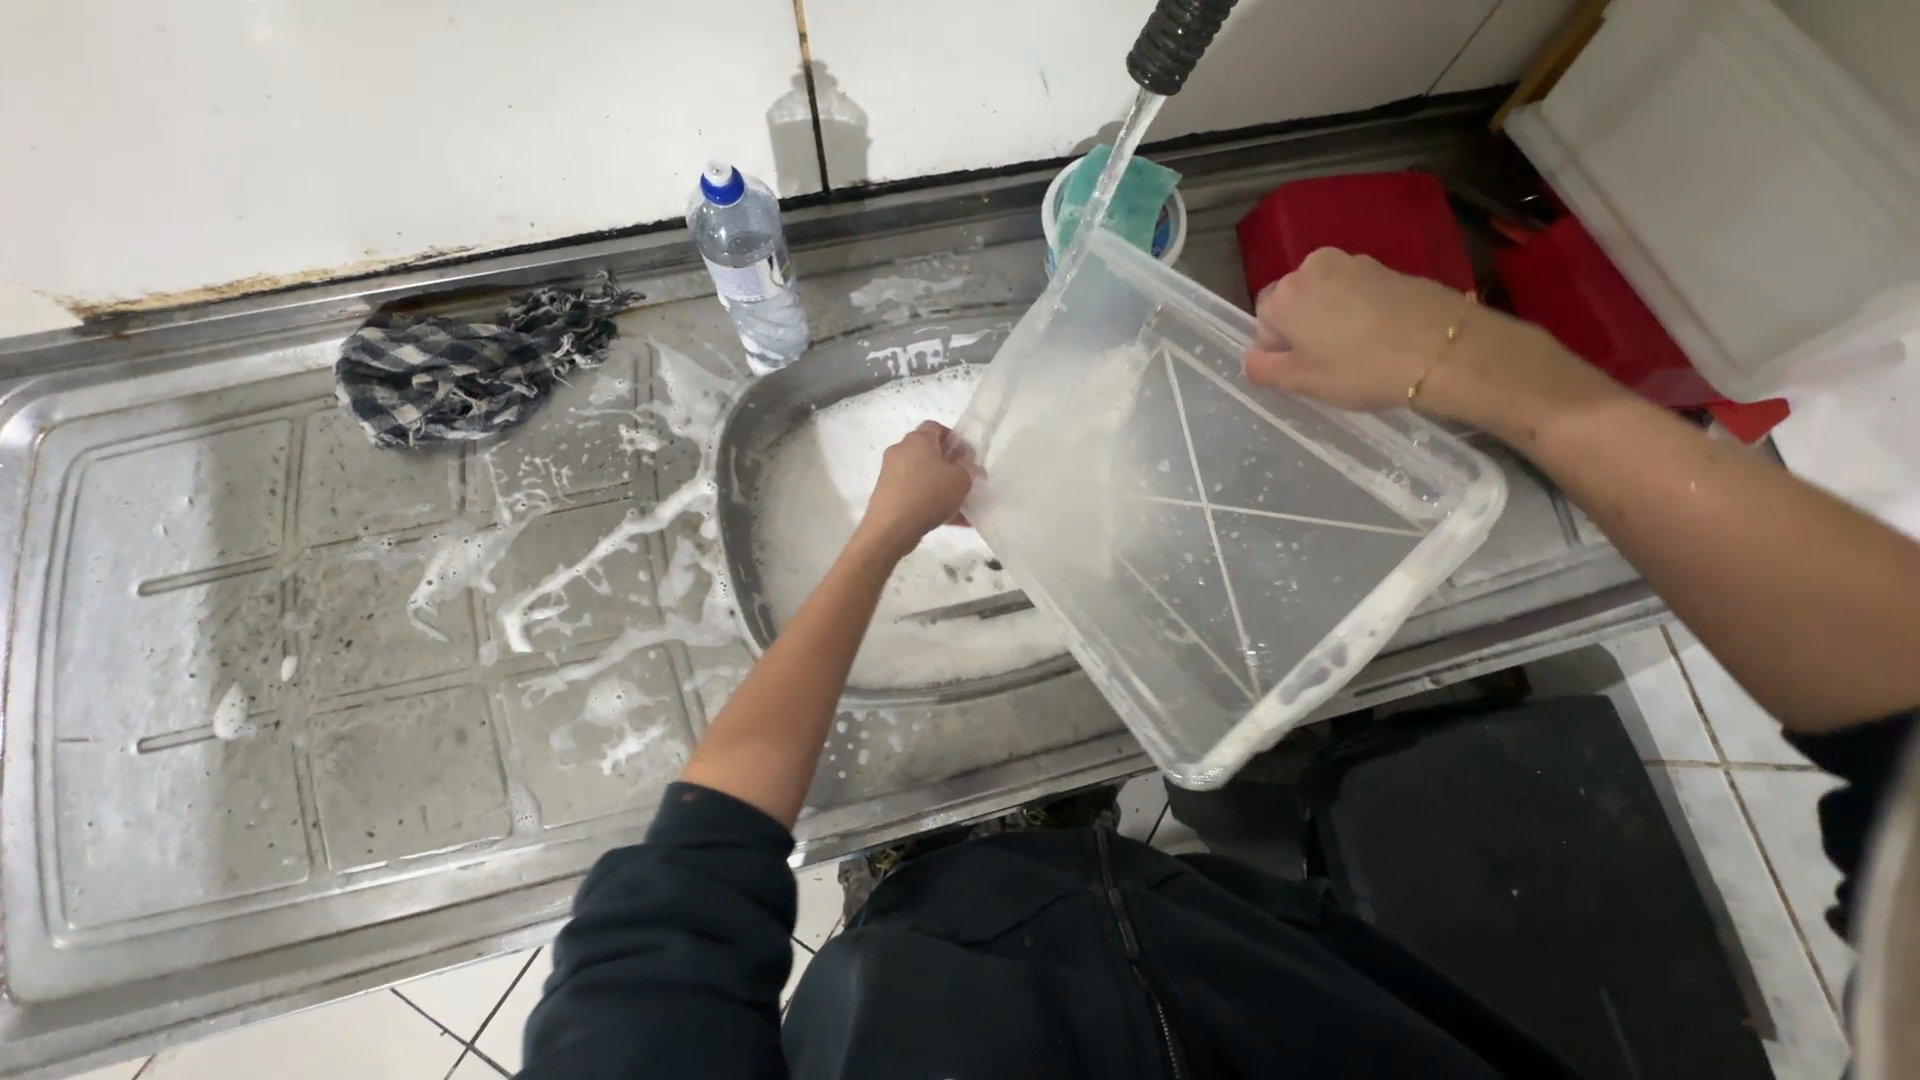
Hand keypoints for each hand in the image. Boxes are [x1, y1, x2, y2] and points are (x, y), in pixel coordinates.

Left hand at [855, 421, 974, 558]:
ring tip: (961, 508)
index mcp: (918, 440)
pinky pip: (914, 494)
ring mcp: (890, 473)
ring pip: (923, 477)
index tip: (967, 458)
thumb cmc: (929, 495)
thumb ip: (969, 470)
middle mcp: (900, 451)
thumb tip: (969, 468)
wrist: (891, 528)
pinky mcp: (886, 494)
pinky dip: (930, 503)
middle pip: (929, 453)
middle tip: (965, 482)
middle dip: (949, 467)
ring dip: (942, 488)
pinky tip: (949, 521)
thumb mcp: (961, 480)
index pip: (936, 427)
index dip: (954, 439)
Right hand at [1242, 247, 1479, 414]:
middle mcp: (1313, 268)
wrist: (1444, 349)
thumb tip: (1253, 358)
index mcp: (1285, 294)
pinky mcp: (1388, 267)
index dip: (1279, 348)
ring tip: (1357, 350)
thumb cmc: (1361, 369)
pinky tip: (1380, 336)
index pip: (1264, 321)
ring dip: (1332, 319)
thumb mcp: (1303, 382)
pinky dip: (1360, 311)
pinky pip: (1357, 291)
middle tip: (1329, 362)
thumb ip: (1265, 369)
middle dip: (1304, 328)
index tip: (1303, 369)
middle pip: (1294, 302)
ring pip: (1326, 295)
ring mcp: (1354, 263)